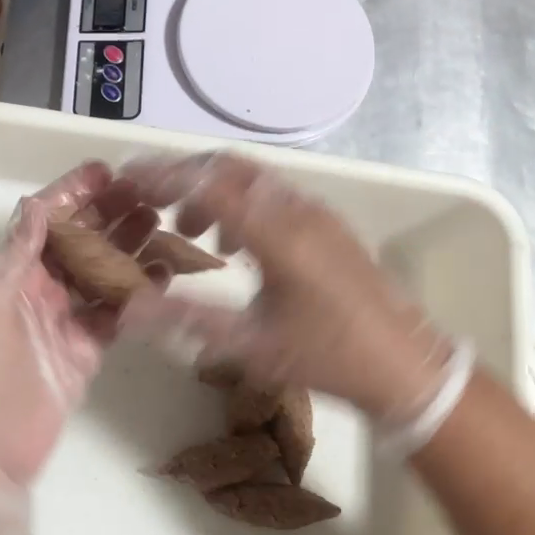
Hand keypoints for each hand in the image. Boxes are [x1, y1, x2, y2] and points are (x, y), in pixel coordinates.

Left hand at [0, 162, 158, 534]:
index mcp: (4, 275)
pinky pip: (111, 315)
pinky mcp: (81, 355)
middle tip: (147, 196)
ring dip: (126, 249)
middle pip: (75, 243)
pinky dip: (134, 295)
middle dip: (107, 216)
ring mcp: (58, 323)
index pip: (41, 222)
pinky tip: (162, 275)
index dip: (71, 194)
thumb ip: (12, 258)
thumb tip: (36, 206)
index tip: (106, 173)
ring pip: (97, 275)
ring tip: (161, 226)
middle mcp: (33, 291)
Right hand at [115, 154, 445, 422]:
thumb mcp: (251, 346)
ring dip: (211, 188)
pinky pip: (271, 191)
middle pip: (228, 166)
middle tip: (148, 197)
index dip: (162, 176)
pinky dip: (238, 199)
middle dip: (182, 174)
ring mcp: (316, 213)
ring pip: (251, 176)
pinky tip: (231, 241)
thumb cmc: (329, 359)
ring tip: (187, 228)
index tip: (127, 176)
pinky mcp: (327, 222)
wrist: (408, 368)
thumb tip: (129, 311)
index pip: (208, 185)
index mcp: (278, 236)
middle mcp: (297, 211)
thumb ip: (186, 321)